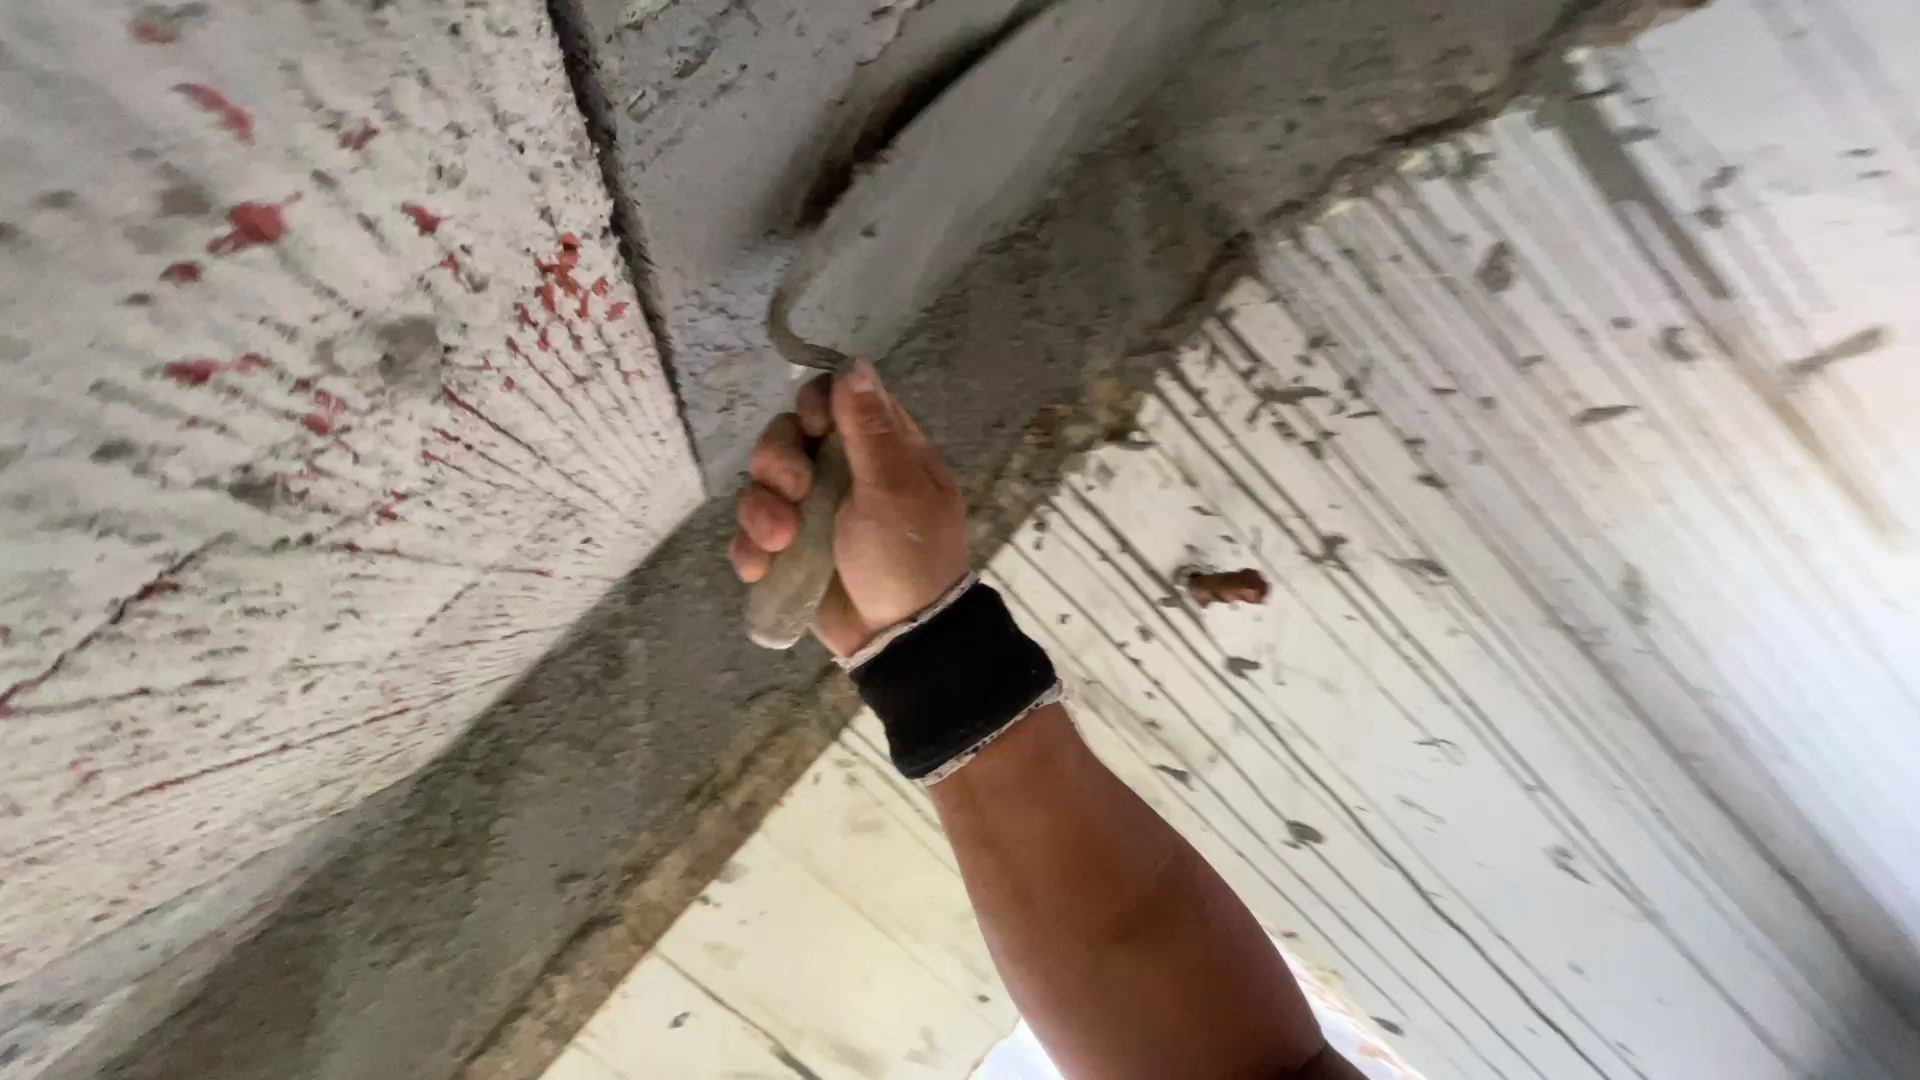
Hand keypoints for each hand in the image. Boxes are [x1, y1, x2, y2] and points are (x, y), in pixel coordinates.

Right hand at [729, 359, 969, 656]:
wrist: (899, 637)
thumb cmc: (909, 556)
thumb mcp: (895, 489)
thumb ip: (869, 430)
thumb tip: (854, 364)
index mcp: (881, 450)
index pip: (837, 400)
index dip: (816, 405)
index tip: (815, 427)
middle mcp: (844, 473)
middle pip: (788, 437)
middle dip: (778, 461)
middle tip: (793, 490)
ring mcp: (814, 512)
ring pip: (762, 485)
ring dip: (760, 510)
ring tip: (779, 541)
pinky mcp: (792, 550)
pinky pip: (753, 534)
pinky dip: (750, 548)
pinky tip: (761, 568)